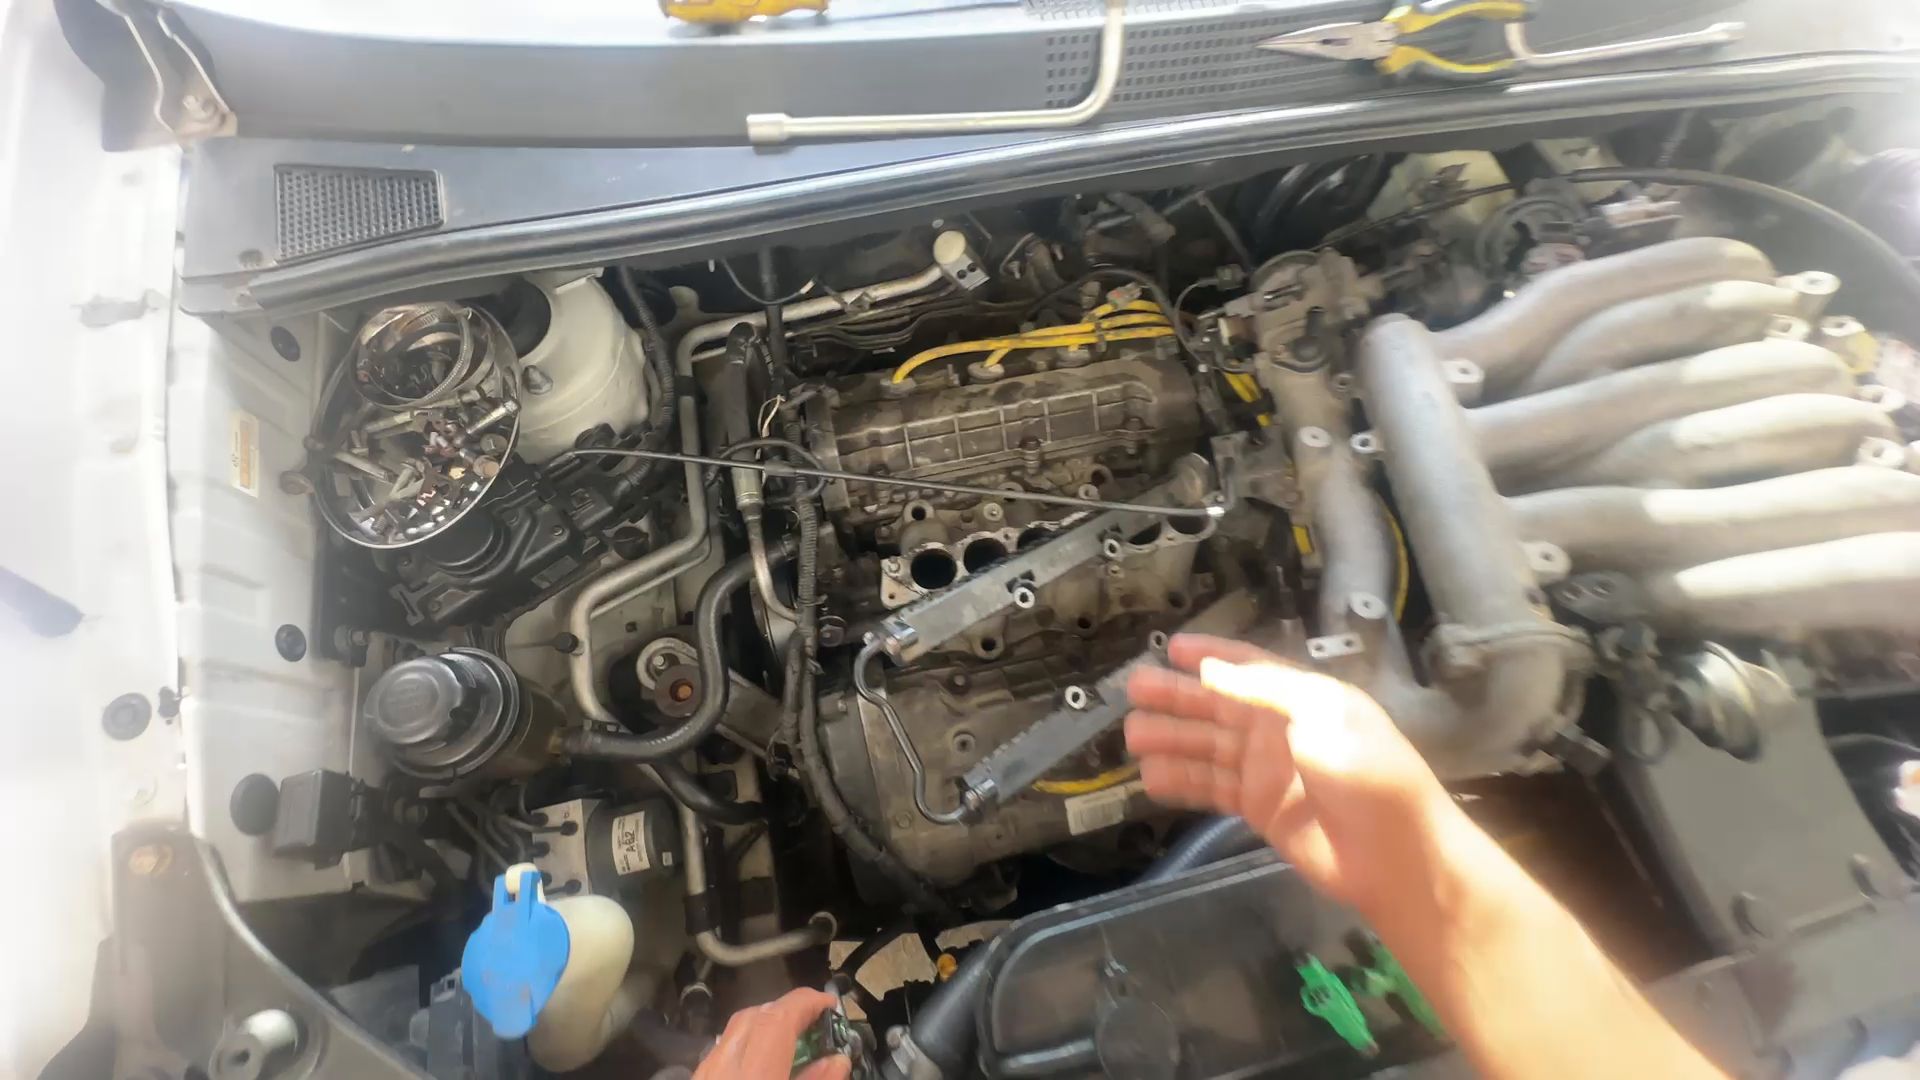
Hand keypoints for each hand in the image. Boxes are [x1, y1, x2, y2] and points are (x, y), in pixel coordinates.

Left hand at [694, 988, 849, 1079]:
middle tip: (815, 1024)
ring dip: (765, 1025)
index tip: (831, 1005)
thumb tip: (837, 1058)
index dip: (808, 1002)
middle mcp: (723, 1066)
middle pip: (754, 1016)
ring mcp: (704, 1074)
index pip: (780, 1016)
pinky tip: (758, 1066)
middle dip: (787, 1010)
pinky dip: (744, 1046)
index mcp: (755, 1071)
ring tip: (791, 1043)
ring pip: (734, 1031)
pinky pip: (720, 1052)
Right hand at [1124, 634, 1463, 913]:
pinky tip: (1150, 778)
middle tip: (1133, 689)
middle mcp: (1276, 728)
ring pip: (1205, 746)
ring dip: (1169, 739)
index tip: (1170, 646)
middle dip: (1174, 696)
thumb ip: (1262, 688)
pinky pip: (1209, 787)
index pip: (1245, 666)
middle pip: (1214, 705)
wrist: (1397, 857)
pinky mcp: (1257, 807)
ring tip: (1131, 737)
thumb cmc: (1366, 772)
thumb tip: (1206, 670)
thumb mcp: (1322, 713)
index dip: (1209, 654)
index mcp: (1298, 697)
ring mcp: (1265, 769)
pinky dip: (1180, 782)